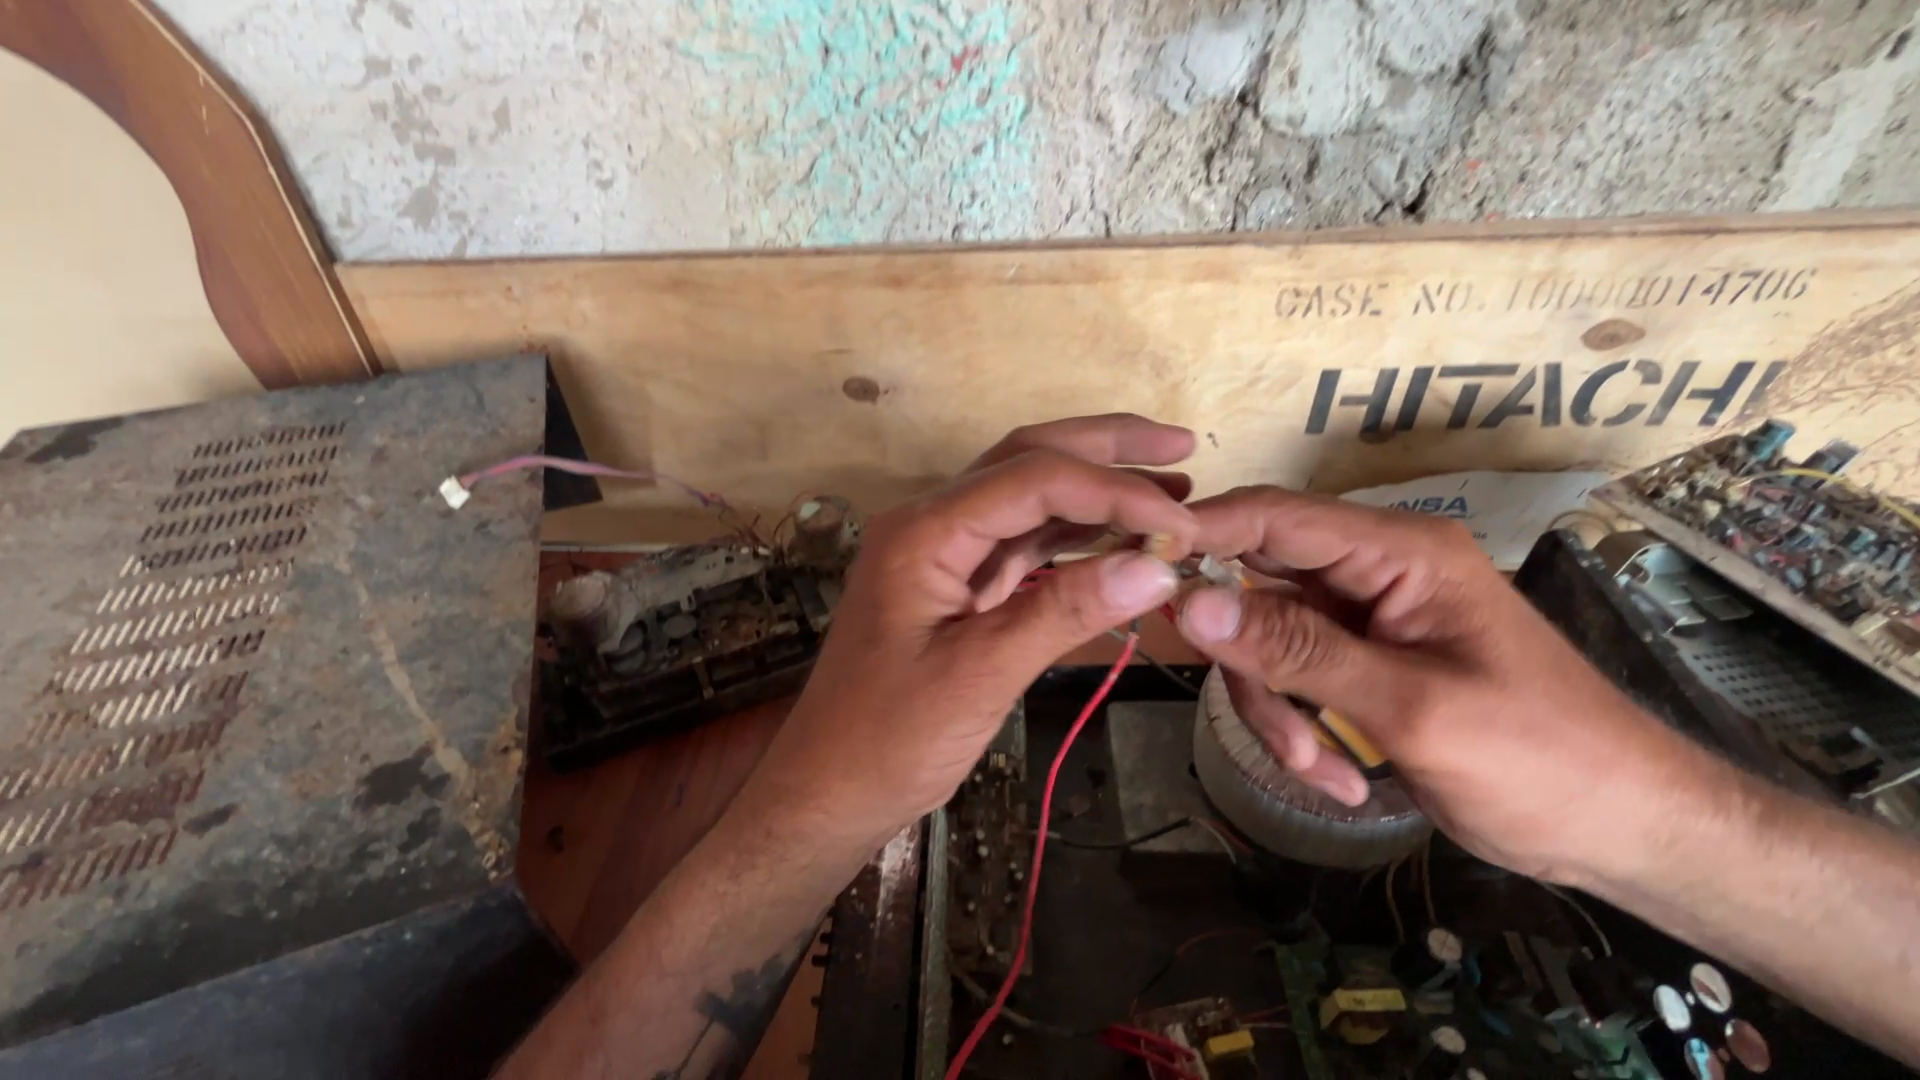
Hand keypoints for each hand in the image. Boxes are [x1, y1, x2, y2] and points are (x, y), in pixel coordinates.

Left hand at [748, 416, 1199, 834]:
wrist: (830, 787)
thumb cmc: (890, 739)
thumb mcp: (980, 675)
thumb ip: (1064, 612)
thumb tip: (1155, 567)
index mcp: (924, 532)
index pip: (1032, 479)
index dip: (1112, 489)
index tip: (1180, 519)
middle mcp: (931, 524)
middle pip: (1025, 458)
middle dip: (1103, 446)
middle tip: (1180, 445)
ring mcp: (942, 553)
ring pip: (1025, 496)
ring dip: (1093, 487)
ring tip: (1168, 489)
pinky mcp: (956, 584)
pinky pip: (1021, 542)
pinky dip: (1073, 535)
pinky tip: (1118, 538)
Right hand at [1172, 486, 1708, 886]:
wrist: (1622, 827)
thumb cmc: (1541, 758)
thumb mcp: (1410, 707)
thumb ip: (1296, 650)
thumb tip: (1193, 600)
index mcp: (1399, 552)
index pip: (1273, 516)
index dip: (1199, 533)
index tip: (1137, 571)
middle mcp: (1372, 570)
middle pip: (1257, 584)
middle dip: (1249, 660)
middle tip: (1265, 721)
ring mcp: (1361, 618)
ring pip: (1265, 640)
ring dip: (1276, 710)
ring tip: (1319, 771)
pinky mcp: (1356, 661)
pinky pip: (1290, 677)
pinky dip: (1298, 729)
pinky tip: (1339, 778)